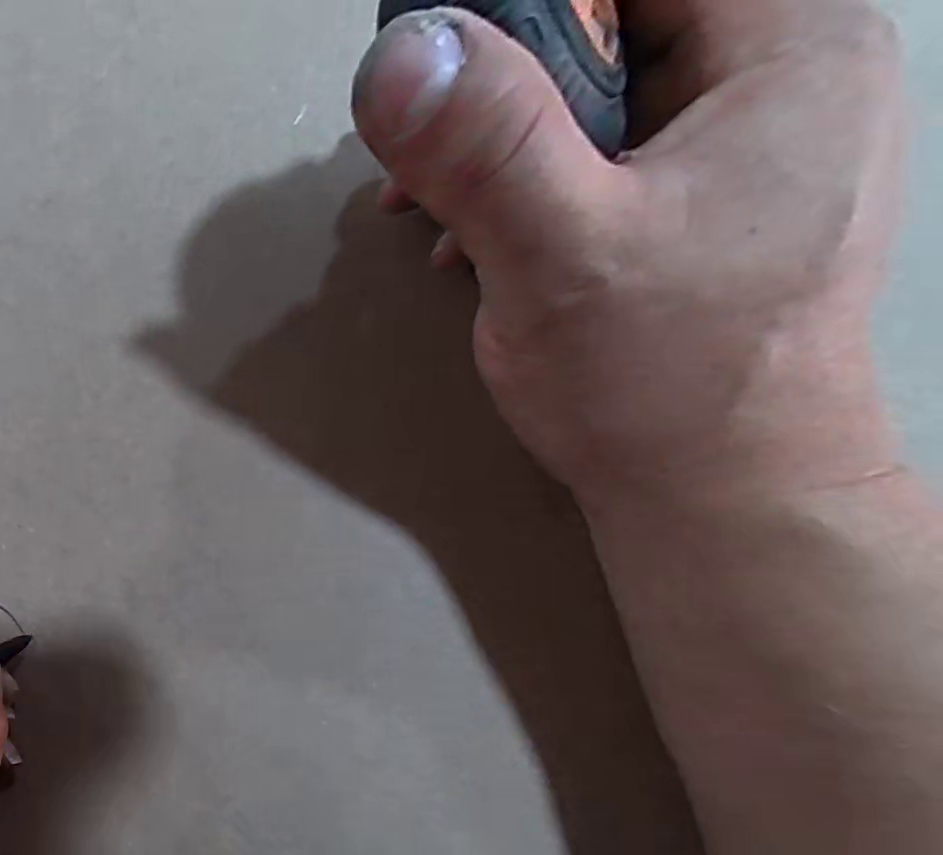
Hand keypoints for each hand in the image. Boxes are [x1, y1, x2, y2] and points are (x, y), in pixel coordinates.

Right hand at [351, 0, 907, 511]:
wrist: (708, 483)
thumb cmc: (656, 372)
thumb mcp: (558, 252)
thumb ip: (484, 150)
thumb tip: (397, 54)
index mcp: (780, 48)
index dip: (519, 16)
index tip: (432, 82)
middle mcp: (765, 78)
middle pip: (602, 28)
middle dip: (489, 91)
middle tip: (416, 161)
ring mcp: (721, 146)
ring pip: (581, 97)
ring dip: (487, 147)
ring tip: (429, 210)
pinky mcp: (675, 204)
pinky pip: (579, 158)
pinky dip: (508, 189)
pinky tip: (469, 242)